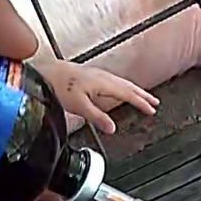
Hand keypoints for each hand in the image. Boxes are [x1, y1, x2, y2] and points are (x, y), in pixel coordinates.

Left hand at [34, 57, 157, 133]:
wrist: (44, 72)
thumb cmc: (58, 85)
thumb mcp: (79, 106)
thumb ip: (97, 117)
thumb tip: (112, 128)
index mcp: (103, 83)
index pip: (128, 94)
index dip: (141, 103)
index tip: (152, 110)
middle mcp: (102, 76)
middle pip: (128, 86)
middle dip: (143, 95)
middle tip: (155, 103)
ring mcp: (96, 74)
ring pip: (121, 82)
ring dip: (134, 90)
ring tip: (142, 97)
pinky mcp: (90, 75)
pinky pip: (113, 81)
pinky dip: (122, 87)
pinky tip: (118, 90)